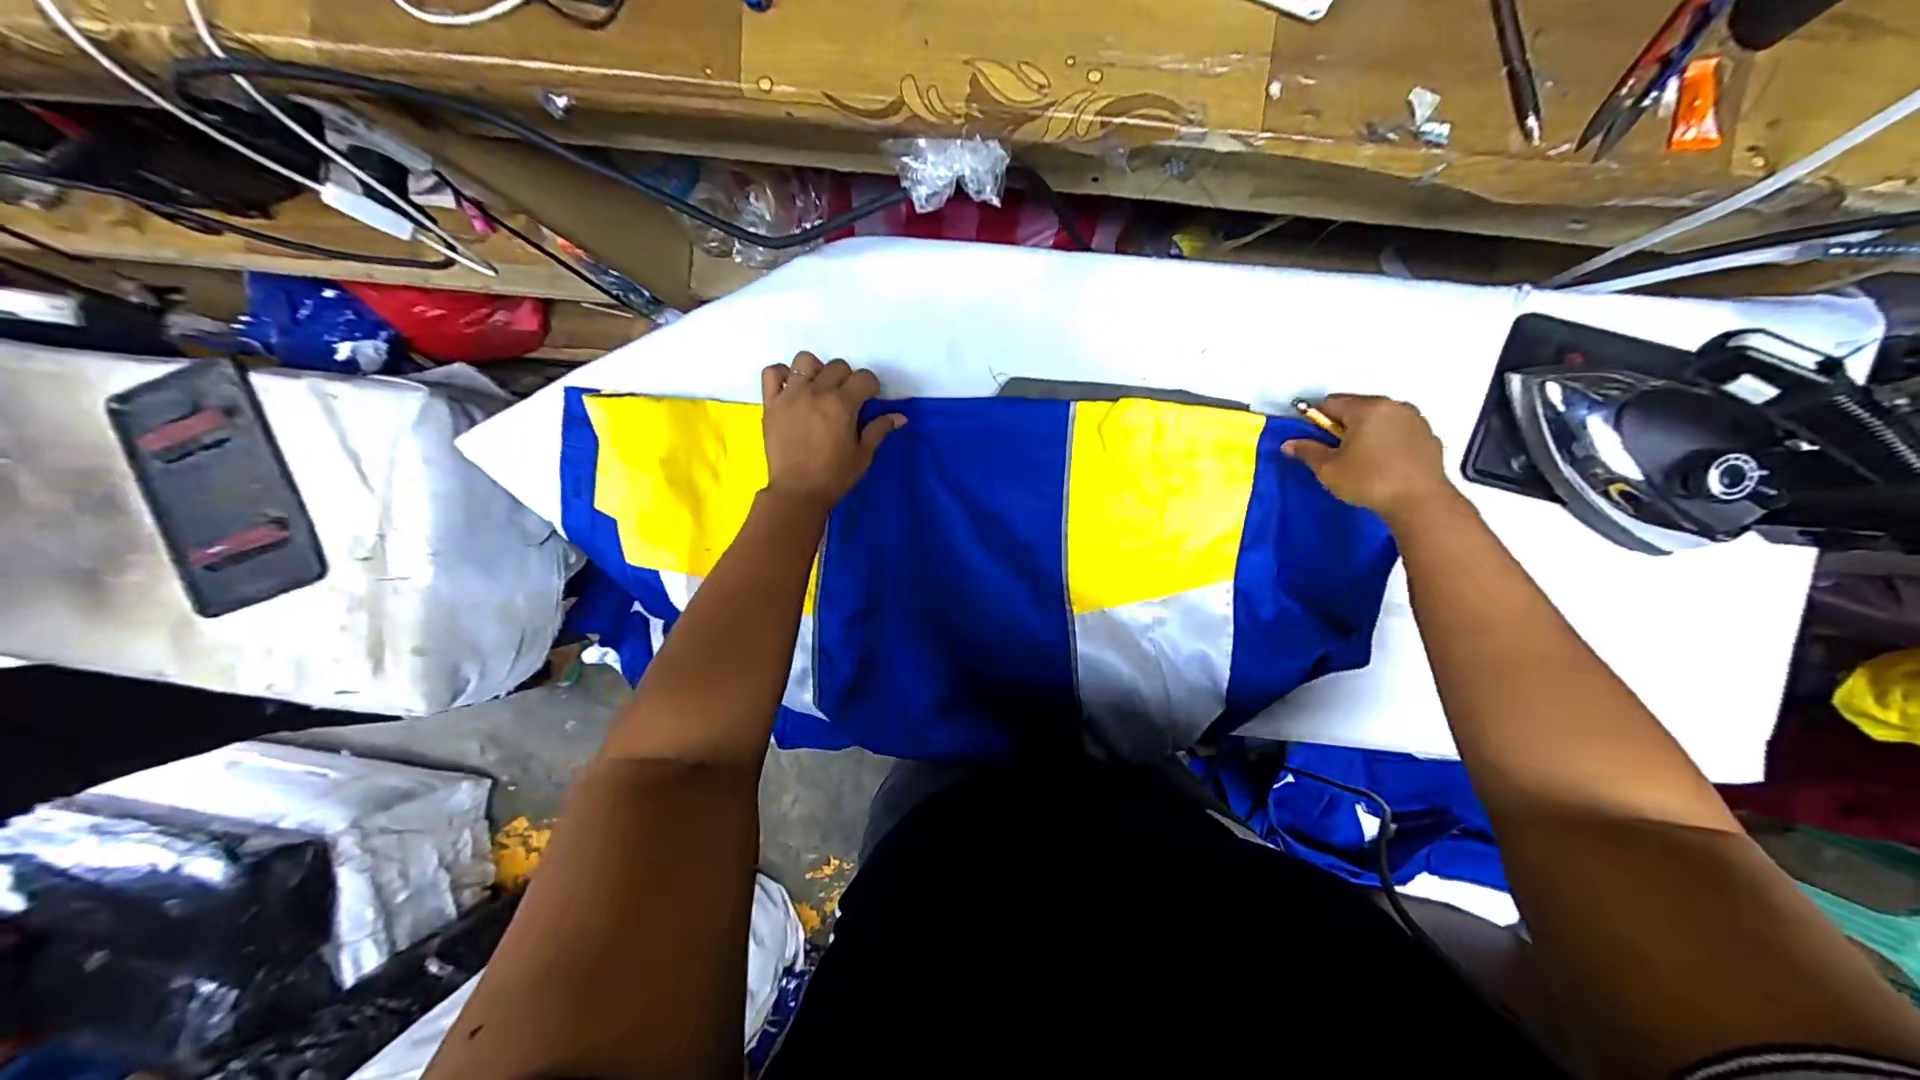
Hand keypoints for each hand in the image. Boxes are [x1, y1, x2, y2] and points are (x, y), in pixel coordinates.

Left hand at [759, 351, 904, 507]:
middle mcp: (816, 392)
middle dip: (847, 379)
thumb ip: (879, 430)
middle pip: (837, 366)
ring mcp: (790, 395)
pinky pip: (772, 373)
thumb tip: (900, 417)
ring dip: (816, 370)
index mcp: (841, 404)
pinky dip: (782, 374)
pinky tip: (792, 389)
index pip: (864, 377)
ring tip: (818, 389)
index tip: (869, 401)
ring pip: (805, 361)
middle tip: (846, 399)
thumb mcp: (863, 455)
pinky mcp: (771, 404)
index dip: (871, 387)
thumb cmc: (834, 476)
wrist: (797, 492)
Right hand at [1282, 394, 1458, 523]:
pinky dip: (1389, 441)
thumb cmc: (1369, 481)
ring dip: (1368, 432)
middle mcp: (1394, 406)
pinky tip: (1385, 464)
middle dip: (1344, 425)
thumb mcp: (1329, 469)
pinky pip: (1400, 432)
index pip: (1331, 402)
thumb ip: (1307, 451)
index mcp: (1367, 408)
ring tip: (1363, 460)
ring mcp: (1416, 420)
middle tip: (1338, 453)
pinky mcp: (1430, 437)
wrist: (1420, 502)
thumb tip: (1288, 444)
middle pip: (1358, 408)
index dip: (1317, 420)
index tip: (1316, 441)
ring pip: (1381, 419)